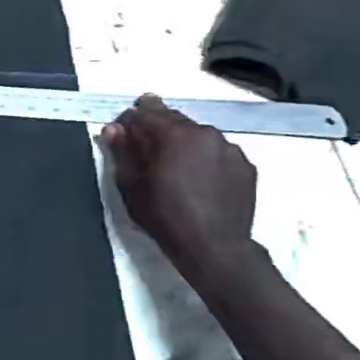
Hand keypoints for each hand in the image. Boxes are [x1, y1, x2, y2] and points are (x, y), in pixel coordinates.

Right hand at [102, 94, 257, 269]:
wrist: (214, 246)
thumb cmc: (164, 216)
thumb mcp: (131, 185)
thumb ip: (122, 152)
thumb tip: (114, 128)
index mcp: (175, 135)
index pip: (147, 112)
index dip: (129, 119)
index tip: (121, 130)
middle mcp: (206, 134)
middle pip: (175, 119)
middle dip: (156, 126)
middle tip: (142, 143)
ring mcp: (230, 149)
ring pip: (198, 135)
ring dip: (181, 142)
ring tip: (171, 163)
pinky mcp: (245, 166)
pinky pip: (217, 152)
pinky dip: (203, 157)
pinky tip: (196, 177)